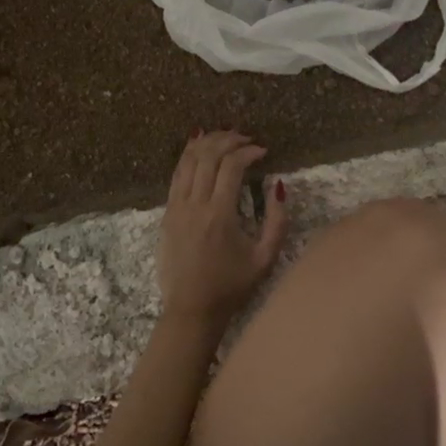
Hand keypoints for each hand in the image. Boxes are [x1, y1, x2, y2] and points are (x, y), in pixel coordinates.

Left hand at [158, 131, 287, 327]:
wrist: (192, 309)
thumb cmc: (232, 286)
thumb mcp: (266, 257)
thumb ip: (277, 220)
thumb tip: (278, 185)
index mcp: (220, 214)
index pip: (232, 166)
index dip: (248, 151)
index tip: (263, 151)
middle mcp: (195, 205)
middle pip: (208, 156)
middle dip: (228, 140)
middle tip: (246, 138)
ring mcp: (177, 207)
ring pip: (188, 161)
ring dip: (206, 143)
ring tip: (224, 135)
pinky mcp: (167, 213)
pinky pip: (176, 175)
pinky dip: (187, 156)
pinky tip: (197, 146)